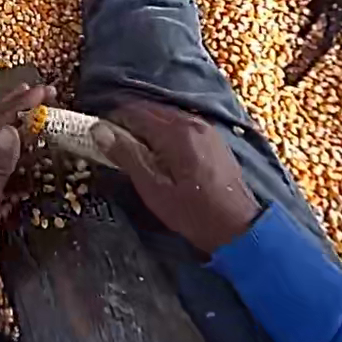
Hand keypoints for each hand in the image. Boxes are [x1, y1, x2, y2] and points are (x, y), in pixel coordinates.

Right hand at [93, 100, 261, 257]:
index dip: (112, 121)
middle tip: (114, 145)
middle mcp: (191, 122)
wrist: (242, 231)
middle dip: (128, 122)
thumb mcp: (153, 188)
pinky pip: (179, 124)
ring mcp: (205, 129)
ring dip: (146, 127)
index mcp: (175, 133)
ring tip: (136, 151)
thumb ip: (126, 154)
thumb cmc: (193, 213)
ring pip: (164, 116)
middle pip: (149, 110)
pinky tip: (160, 153)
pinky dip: (163, 131)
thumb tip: (98, 130)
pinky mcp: (212, 138)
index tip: (99, 136)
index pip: (133, 112)